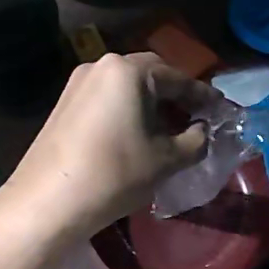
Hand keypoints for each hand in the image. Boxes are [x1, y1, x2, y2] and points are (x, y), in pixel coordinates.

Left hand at [0, 53, 219, 237]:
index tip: (221, 110)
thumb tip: (203, 131)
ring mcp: (78, 84)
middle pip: (150, 75)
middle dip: (175, 95)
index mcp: (128, 71)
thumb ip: (195, 140)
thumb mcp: (165, 160)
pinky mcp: (64, 104)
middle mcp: (101, 66)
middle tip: (196, 117)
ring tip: (169, 129)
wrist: (47, 201)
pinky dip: (128, 110)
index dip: (203, 96)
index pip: (177, 77)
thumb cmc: (114, 174)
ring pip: (126, 87)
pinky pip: (107, 98)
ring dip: (151, 103)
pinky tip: (137, 135)